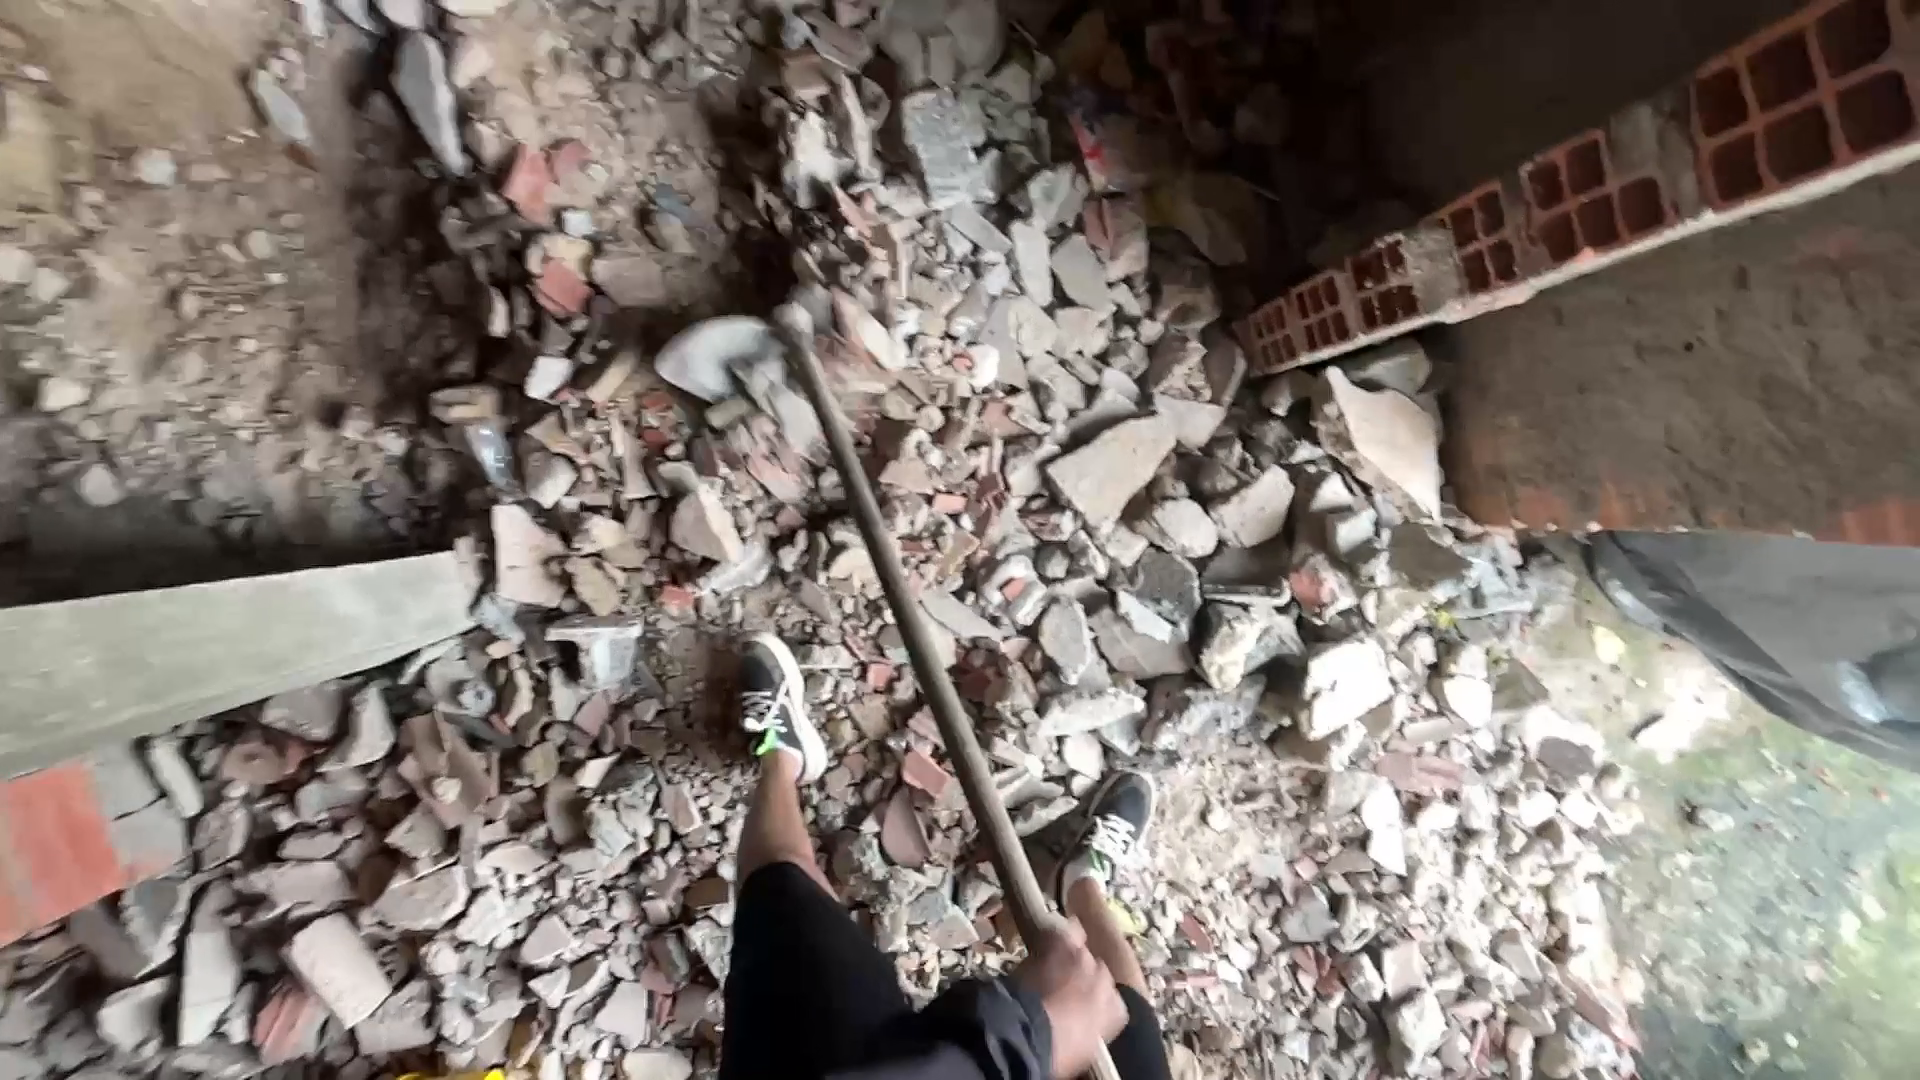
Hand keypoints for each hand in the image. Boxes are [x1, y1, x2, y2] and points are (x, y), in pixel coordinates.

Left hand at [1014, 920, 1126, 1077]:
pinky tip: (1050, 939)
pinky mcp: (1061, 943)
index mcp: (1115, 1012)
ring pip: (1083, 949)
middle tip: (1066, 987)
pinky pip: (1067, 930)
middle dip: (1085, 978)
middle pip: (1099, 971)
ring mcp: (1083, 959)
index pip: (1114, 1002)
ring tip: (1057, 963)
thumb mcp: (1084, 1048)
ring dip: (1072, 957)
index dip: (1097, 1002)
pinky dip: (1059, 935)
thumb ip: (1092, 1028)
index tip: (1082, 1008)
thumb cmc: (1057, 1051)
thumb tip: (1084, 1026)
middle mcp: (1105, 981)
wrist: (1028, 1034)